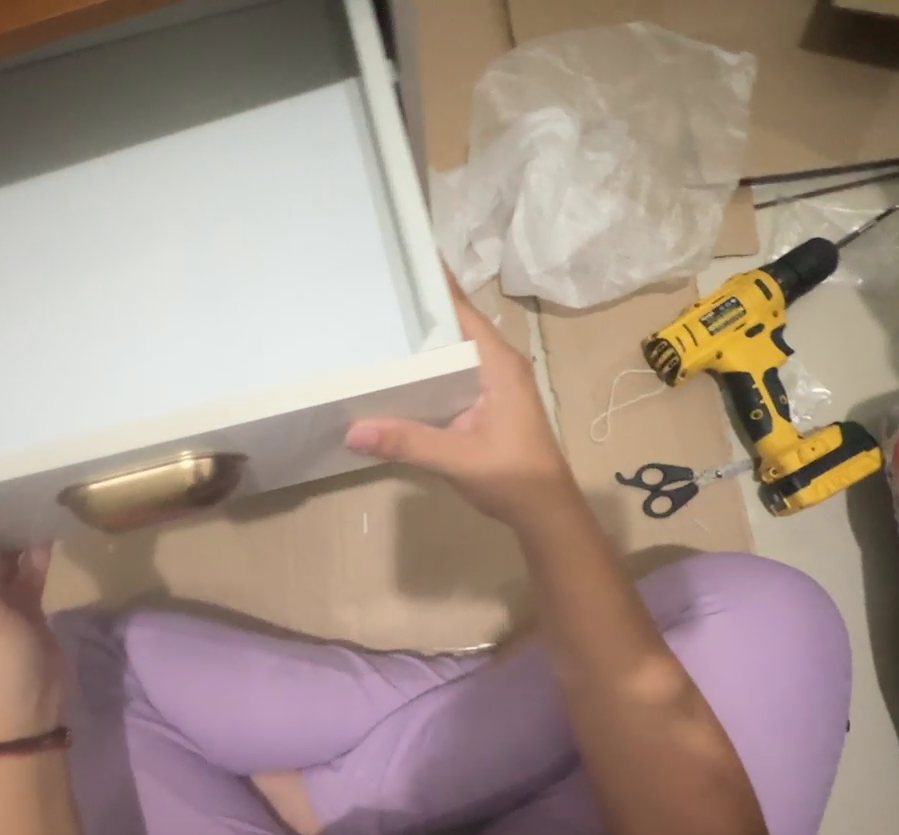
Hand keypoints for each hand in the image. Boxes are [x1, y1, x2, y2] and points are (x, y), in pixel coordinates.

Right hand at [345, 283, 579, 527]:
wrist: (545, 511)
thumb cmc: (512, 477)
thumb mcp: (457, 458)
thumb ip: (408, 441)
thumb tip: (353, 430)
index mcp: (498, 365)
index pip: (463, 312)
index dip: (435, 286)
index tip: (404, 258)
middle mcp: (498, 366)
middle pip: (455, 327)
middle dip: (419, 312)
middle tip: (375, 294)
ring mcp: (495, 385)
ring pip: (453, 353)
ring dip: (423, 343)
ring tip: (378, 327)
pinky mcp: (488, 404)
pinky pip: (453, 375)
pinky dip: (428, 371)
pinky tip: (399, 376)